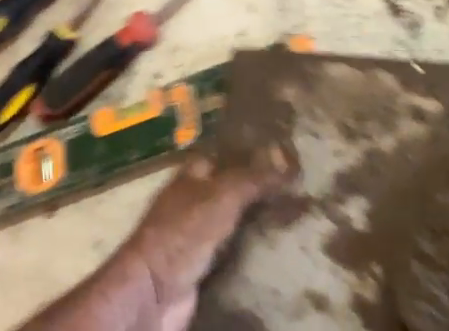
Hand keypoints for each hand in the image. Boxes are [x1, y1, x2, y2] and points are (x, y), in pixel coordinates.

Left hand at [120, 146, 293, 330]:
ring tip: (295, 217)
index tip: (283, 157)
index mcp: (191, 176)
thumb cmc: (184, 231)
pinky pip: (233, 253)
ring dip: (258, 223)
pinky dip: (251, 251)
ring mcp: (195, 237)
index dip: (251, 154)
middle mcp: (192, 203)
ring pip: (234, 222)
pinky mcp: (202, 267)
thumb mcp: (224, 194)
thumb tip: (291, 166)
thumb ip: (255, 178)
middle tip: (295, 189)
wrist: (153, 293)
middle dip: (260, 191)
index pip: (225, 156)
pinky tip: (277, 248)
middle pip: (232, 190)